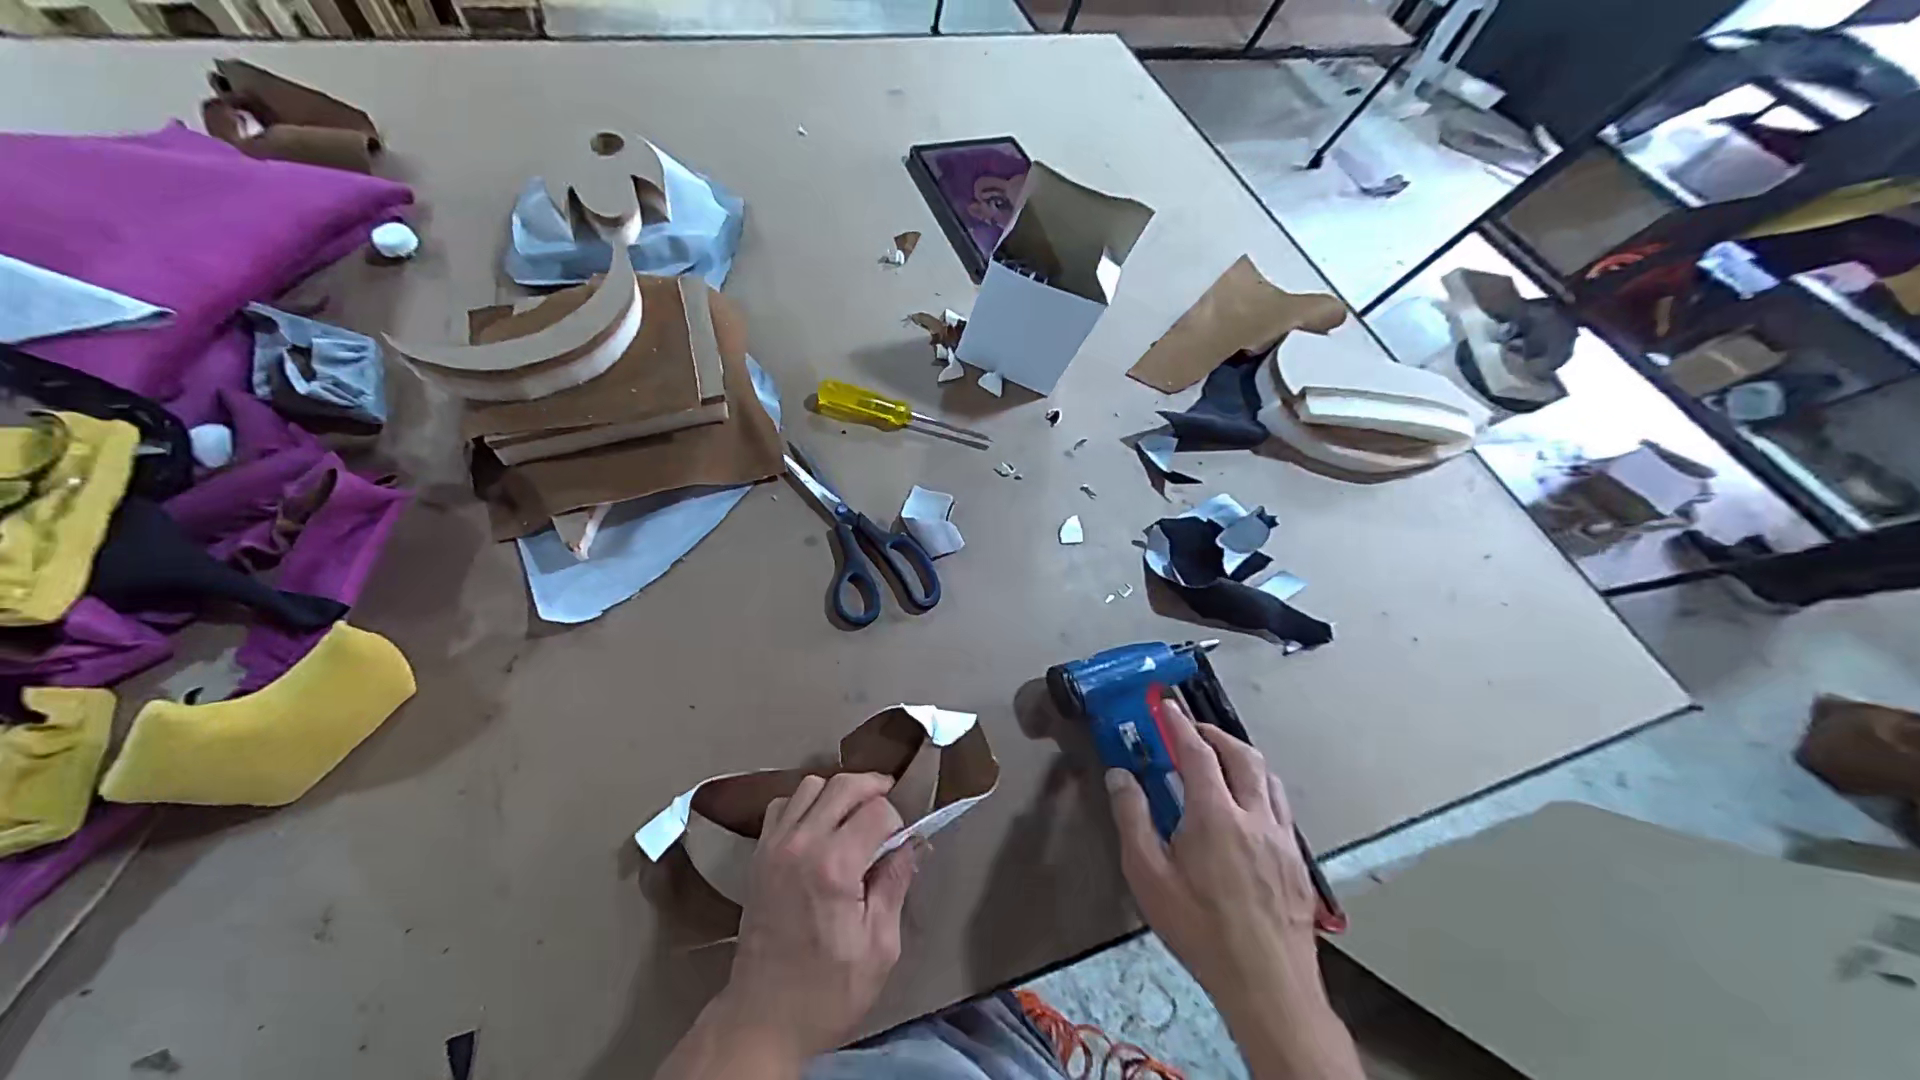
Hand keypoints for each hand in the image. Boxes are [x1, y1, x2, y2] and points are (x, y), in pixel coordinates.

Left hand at [720, 772, 921, 1058]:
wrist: (762, 1017)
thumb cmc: (827, 990)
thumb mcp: (880, 946)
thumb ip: (895, 884)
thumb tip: (911, 844)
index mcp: (834, 866)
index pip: (877, 810)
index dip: (898, 821)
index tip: (902, 844)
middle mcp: (801, 844)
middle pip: (844, 783)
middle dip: (874, 788)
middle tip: (890, 809)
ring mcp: (774, 845)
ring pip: (811, 785)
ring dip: (839, 792)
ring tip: (855, 817)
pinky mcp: (759, 854)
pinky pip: (783, 804)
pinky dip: (805, 804)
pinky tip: (819, 827)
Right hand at [1106, 694, 1360, 1079]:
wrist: (1267, 983)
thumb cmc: (1199, 928)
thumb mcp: (1148, 875)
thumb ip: (1132, 818)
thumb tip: (1120, 776)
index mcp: (1215, 814)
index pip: (1196, 752)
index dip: (1178, 724)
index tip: (1166, 705)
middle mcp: (1254, 815)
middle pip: (1240, 754)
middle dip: (1213, 733)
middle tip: (1190, 730)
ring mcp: (1281, 837)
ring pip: (1267, 776)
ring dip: (1241, 755)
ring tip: (1219, 758)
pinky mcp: (1295, 859)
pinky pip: (1279, 804)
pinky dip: (1259, 785)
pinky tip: (1246, 805)